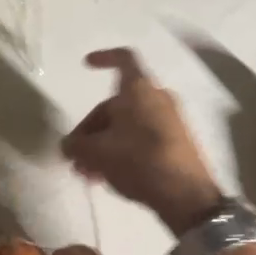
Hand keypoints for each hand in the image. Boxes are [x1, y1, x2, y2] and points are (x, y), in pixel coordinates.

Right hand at [60, 48, 222, 235]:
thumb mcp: (97, 152)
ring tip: (88, 172)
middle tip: (76, 154)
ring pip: (127, 125)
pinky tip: (108, 176)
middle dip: (91, 129)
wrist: (188, 197)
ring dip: (104, 145)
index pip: (123, 59)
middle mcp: (157, 98)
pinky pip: (142, 138)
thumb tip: (67, 145)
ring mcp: (170, 121)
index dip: (103, 57)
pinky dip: (123, 150)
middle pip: (116, 104)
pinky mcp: (178, 143)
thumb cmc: (138, 160)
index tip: (85, 65)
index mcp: (139, 90)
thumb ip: (76, 145)